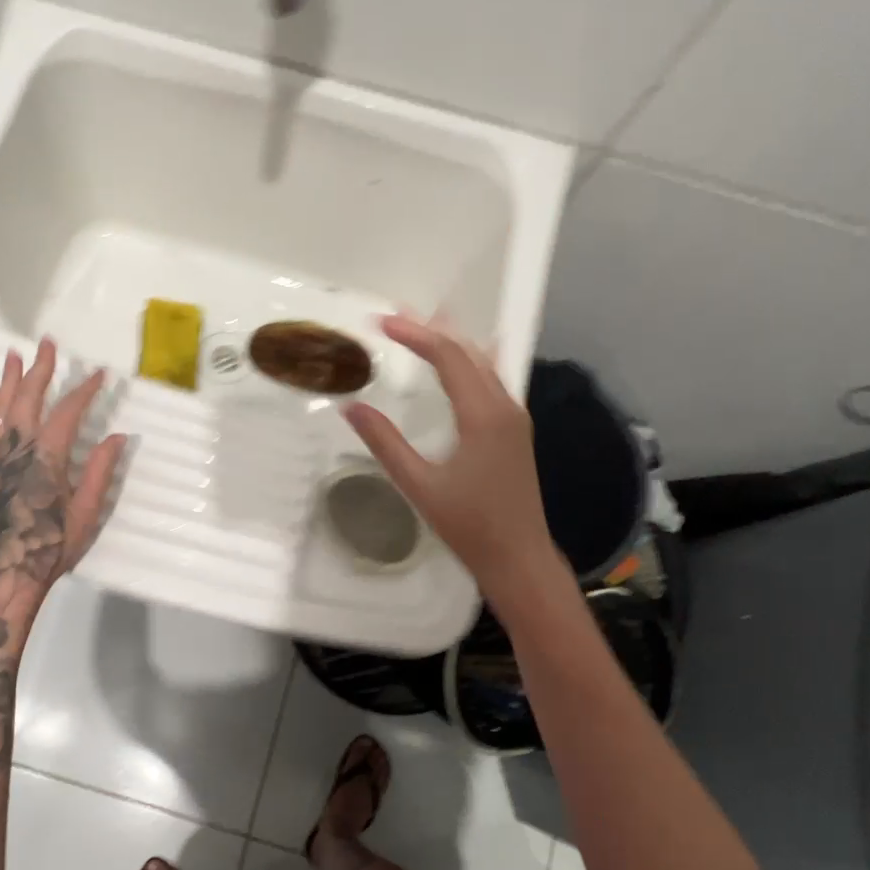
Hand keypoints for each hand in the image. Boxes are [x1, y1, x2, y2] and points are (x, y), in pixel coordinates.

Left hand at [0, 338, 125, 607]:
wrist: (4, 574)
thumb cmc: (51, 546)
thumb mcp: (87, 512)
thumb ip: (99, 471)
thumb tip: (118, 437)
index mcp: (48, 455)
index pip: (69, 411)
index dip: (85, 390)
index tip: (98, 374)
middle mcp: (18, 448)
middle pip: (29, 399)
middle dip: (40, 369)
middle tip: (47, 343)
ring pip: (0, 411)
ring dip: (7, 381)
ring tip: (12, 355)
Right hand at [342, 314, 567, 599]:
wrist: (519, 557)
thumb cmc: (469, 525)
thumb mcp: (419, 485)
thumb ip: (385, 443)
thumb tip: (350, 408)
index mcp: (483, 416)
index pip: (449, 358)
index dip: (415, 335)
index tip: (382, 323)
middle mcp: (504, 407)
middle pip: (469, 353)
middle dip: (434, 329)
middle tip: (398, 312)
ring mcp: (514, 419)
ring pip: (485, 364)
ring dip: (454, 342)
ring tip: (427, 322)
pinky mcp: (515, 432)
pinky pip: (494, 381)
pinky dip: (471, 362)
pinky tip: (468, 357)